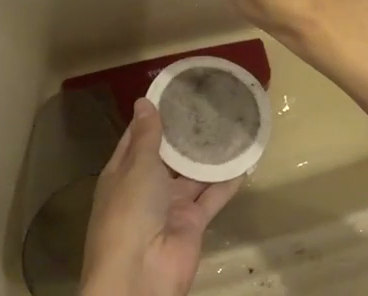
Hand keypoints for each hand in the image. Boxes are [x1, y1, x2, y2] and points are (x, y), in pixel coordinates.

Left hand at [82, 99, 242, 295]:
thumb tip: (144, 101)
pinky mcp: (193, 223)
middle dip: (184, 134)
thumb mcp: (136, 167)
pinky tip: (244, 160)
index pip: (136, 139)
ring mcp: (170, 206)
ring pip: (192, 175)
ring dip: (208, 155)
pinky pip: (212, 197)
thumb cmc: (129, 212)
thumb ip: (146, 136)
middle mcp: (146, 188)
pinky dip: (227, 181)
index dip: (152, 117)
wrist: (141, 274)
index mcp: (122, 174)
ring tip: (230, 125)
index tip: (173, 92)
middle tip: (209, 102)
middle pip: (167, 156)